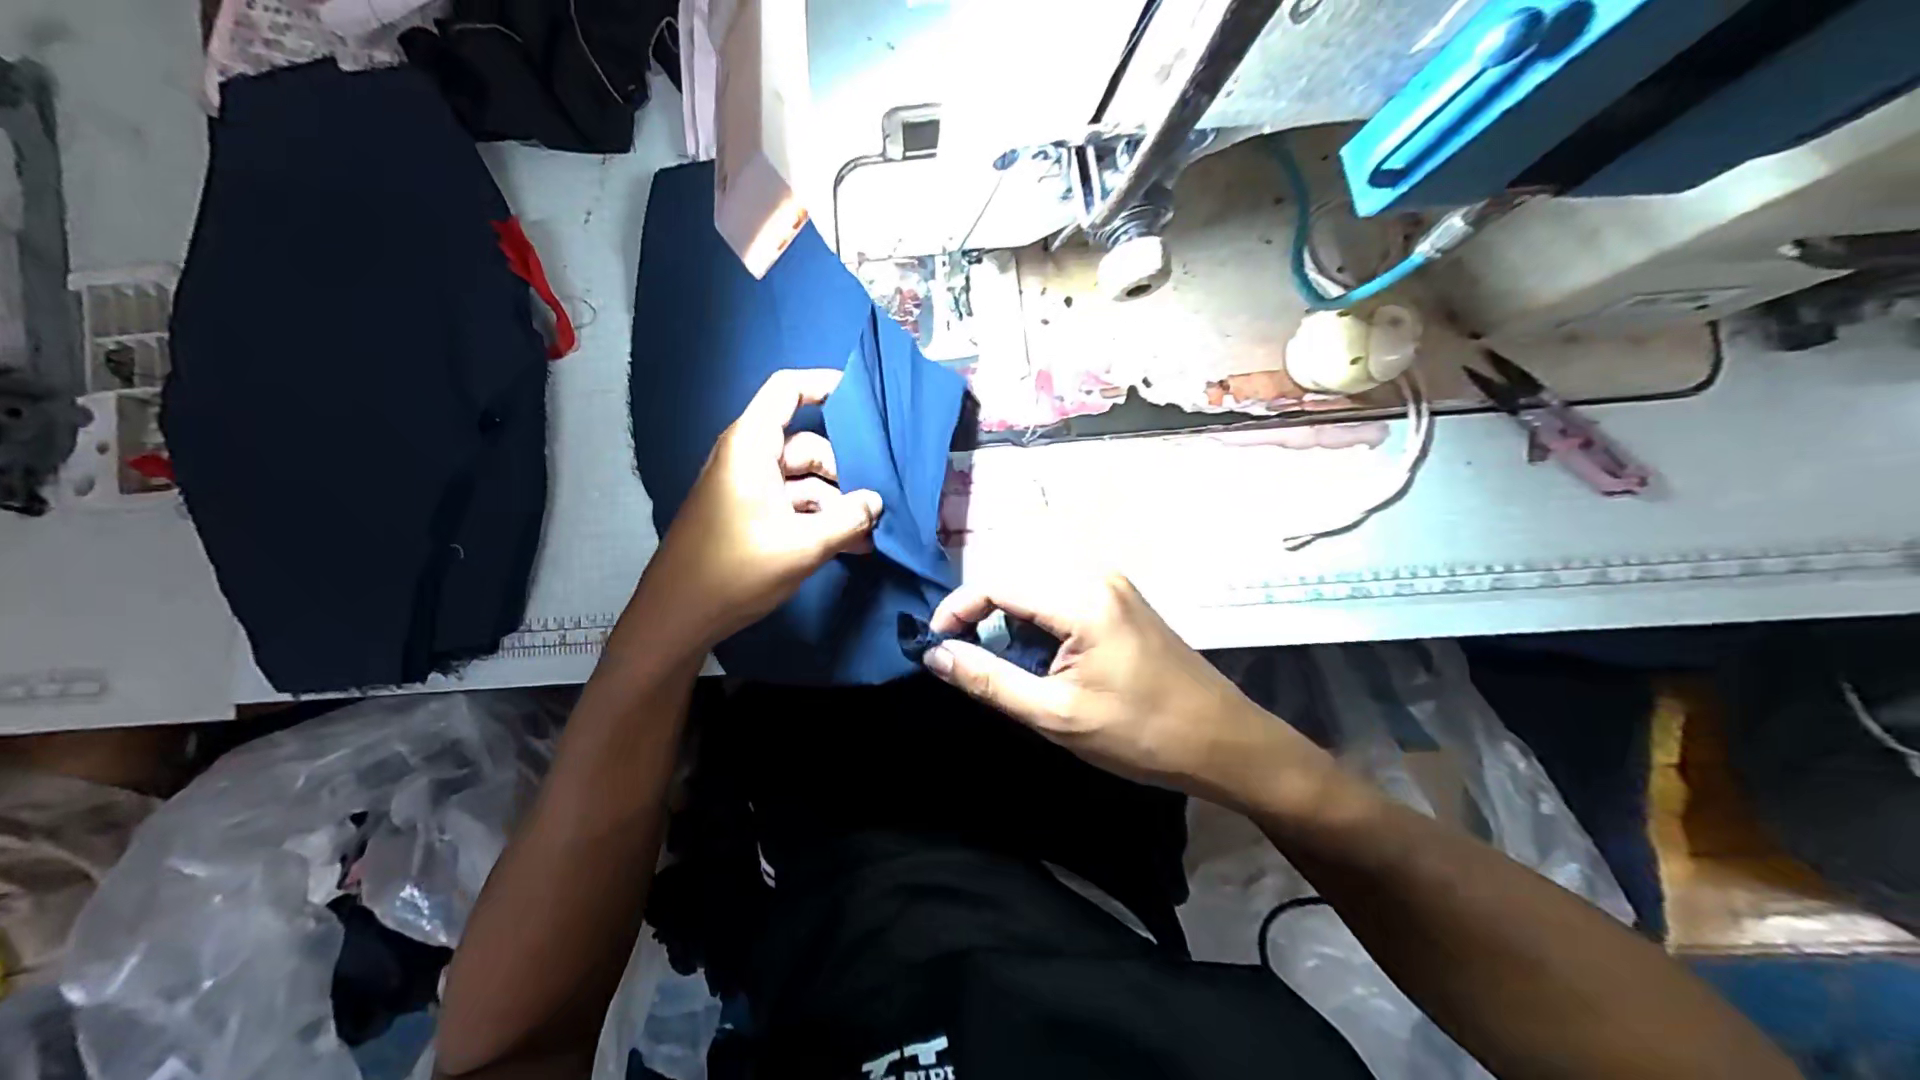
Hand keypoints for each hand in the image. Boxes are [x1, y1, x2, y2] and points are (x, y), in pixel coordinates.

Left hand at [635, 369, 882, 649]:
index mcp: (751, 446)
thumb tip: (877, 503)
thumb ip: (848, 520)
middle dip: (845, 471)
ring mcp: (748, 487)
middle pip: (807, 444)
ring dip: (836, 503)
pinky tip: (849, 545)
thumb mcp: (803, 546)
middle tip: (878, 502)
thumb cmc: (736, 570)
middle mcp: (748, 458)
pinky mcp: (749, 514)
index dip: (824, 384)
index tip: (864, 398)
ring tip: (868, 534)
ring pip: (805, 479)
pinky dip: (818, 518)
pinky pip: (792, 503)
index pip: (787, 390)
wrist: (678, 616)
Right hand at [922, 574, 1335, 807]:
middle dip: (982, 615)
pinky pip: (1061, 595)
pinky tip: (1041, 658)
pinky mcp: (1120, 599)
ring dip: (1009, 620)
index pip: (997, 583)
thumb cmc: (1140, 734)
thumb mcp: (1056, 715)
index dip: (957, 609)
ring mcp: (1113, 585)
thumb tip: (935, 654)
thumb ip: (990, 680)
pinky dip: (1037, 621)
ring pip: (1036, 586)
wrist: (1223, 742)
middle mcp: (1097, 576)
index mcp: (1082, 598)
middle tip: (967, 661)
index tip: (936, 645)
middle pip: (1015, 578)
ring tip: (1005, 665)